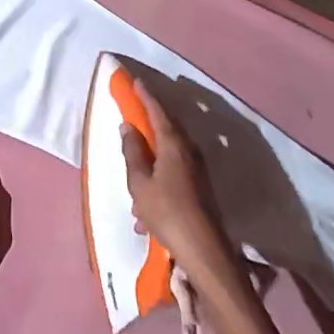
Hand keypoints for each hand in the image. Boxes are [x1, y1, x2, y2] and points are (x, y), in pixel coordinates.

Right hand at [122, 78, 227, 271]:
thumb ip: (133, 152)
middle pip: (168, 127)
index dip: (146, 96)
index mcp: (174, 144)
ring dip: (152, 153)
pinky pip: (174, 169)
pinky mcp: (200, 186)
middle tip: (135, 108)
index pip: (158, 111)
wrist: (206, 252)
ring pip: (170, 150)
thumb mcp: (140, 182)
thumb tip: (128, 127)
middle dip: (151, 118)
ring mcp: (198, 169)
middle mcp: (190, 151)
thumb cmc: (167, 212)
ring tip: (134, 167)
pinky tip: (144, 206)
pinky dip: (158, 174)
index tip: (135, 81)